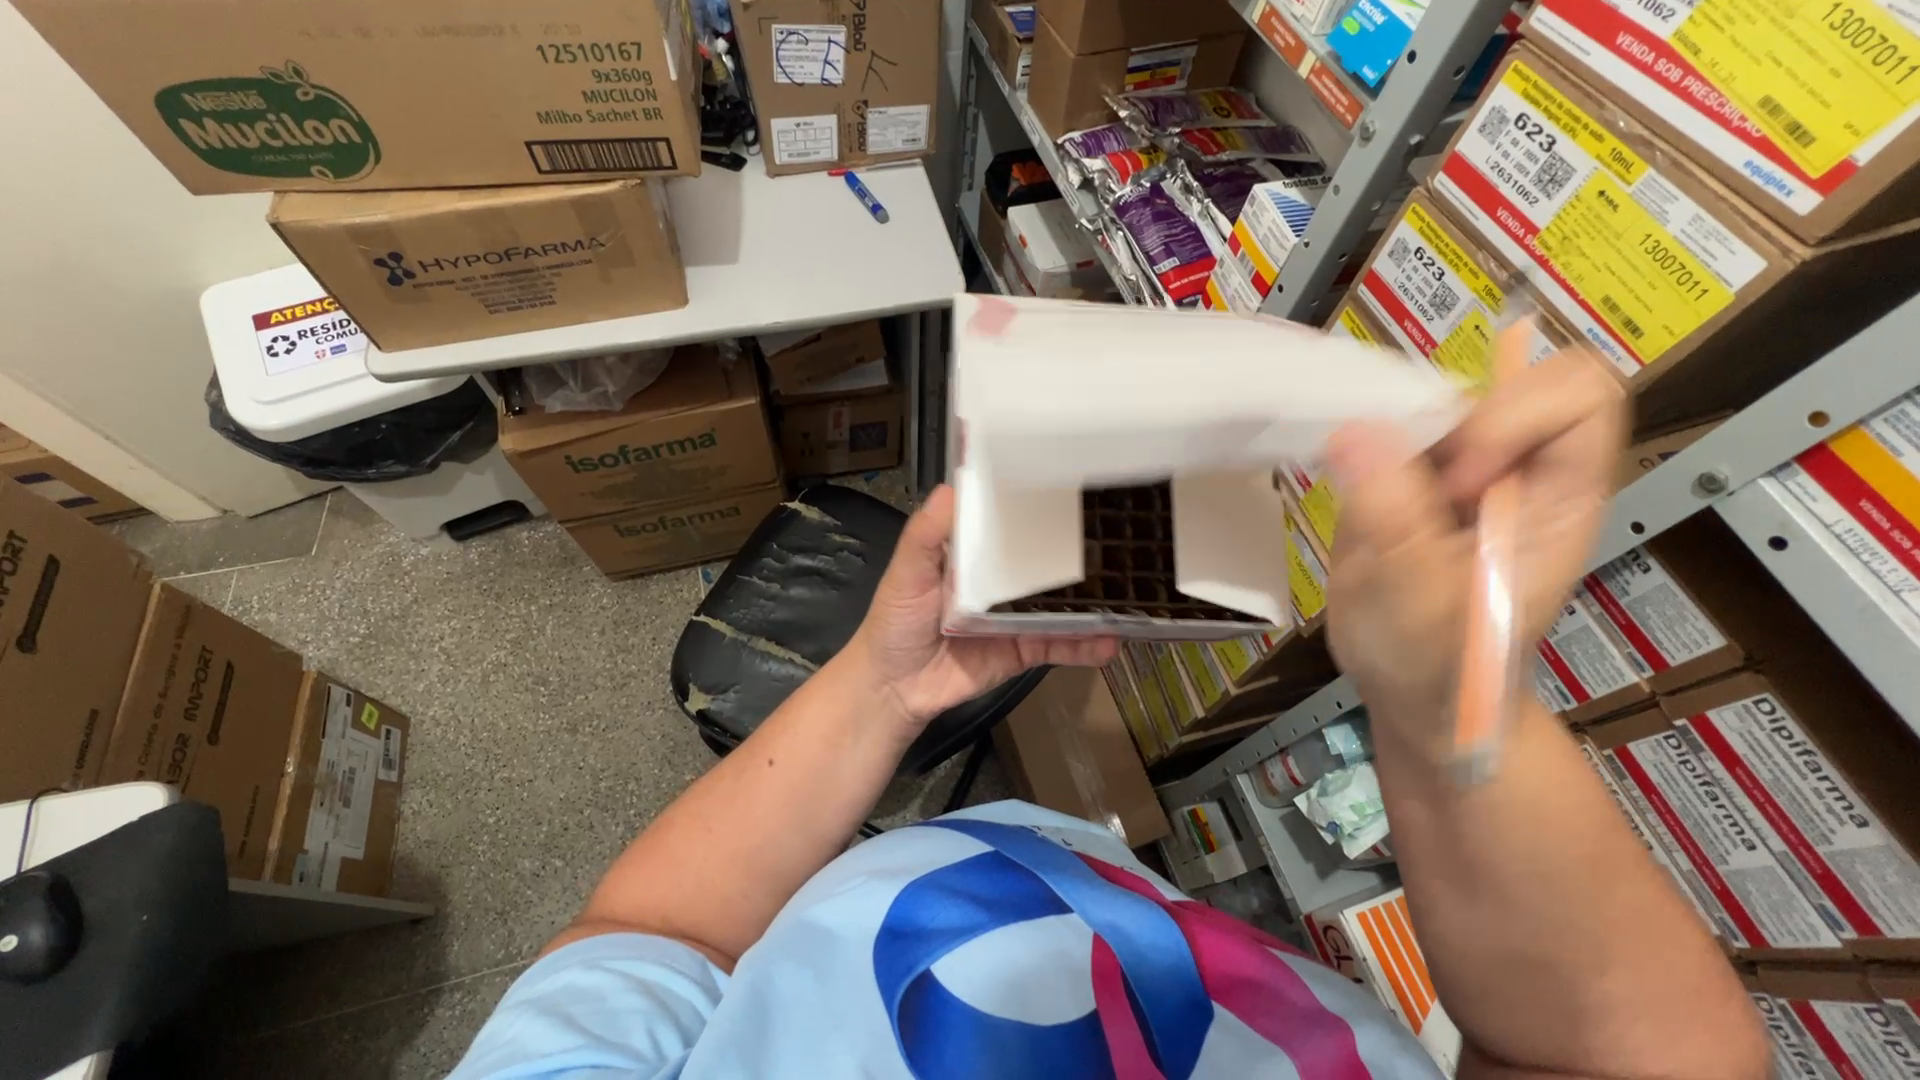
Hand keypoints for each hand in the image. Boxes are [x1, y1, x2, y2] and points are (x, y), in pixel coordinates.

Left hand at [847, 485, 1118, 727]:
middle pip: (1045, 562)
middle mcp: (1001, 581)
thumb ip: (926, 535)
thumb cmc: (895, 622)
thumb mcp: (906, 573)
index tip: (1076, 484)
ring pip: (1062, 604)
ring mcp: (1016, 616)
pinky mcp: (1024, 650)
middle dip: (1081, 552)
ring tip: (1132, 591)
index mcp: (975, 554)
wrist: (894, 688)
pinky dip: (1085, 645)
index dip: (1039, 505)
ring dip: (1094, 601)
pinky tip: (1110, 642)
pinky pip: (1059, 645)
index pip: (1011, 523)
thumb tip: (951, 488)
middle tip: (1124, 537)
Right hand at [1323, 349, 1624, 759]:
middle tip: (1404, 488)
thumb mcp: (1420, 607)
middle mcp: (1520, 471)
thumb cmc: (1440, 671)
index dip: (1513, 419)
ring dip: (1391, 434)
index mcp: (1559, 498)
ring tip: (1371, 507)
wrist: (1417, 699)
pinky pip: (1389, 426)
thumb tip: (1355, 430)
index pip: (1578, 399)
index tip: (1459, 486)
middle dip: (1443, 423)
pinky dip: (1361, 444)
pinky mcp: (1408, 477)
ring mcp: (1461, 471)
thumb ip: (1394, 521)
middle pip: (1505, 383)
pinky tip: (1352, 499)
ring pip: (1437, 400)